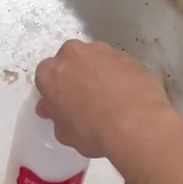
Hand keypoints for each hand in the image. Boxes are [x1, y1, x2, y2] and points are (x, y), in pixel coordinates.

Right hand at [33, 39, 177, 162]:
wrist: (136, 123)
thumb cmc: (93, 132)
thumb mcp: (65, 133)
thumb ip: (56, 116)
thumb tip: (52, 109)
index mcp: (50, 72)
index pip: (46, 77)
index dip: (55, 91)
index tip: (62, 104)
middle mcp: (72, 54)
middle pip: (69, 61)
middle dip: (74, 75)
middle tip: (85, 98)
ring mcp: (101, 50)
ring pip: (93, 59)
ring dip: (96, 72)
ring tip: (109, 96)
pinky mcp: (125, 54)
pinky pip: (115, 63)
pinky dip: (117, 74)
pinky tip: (125, 93)